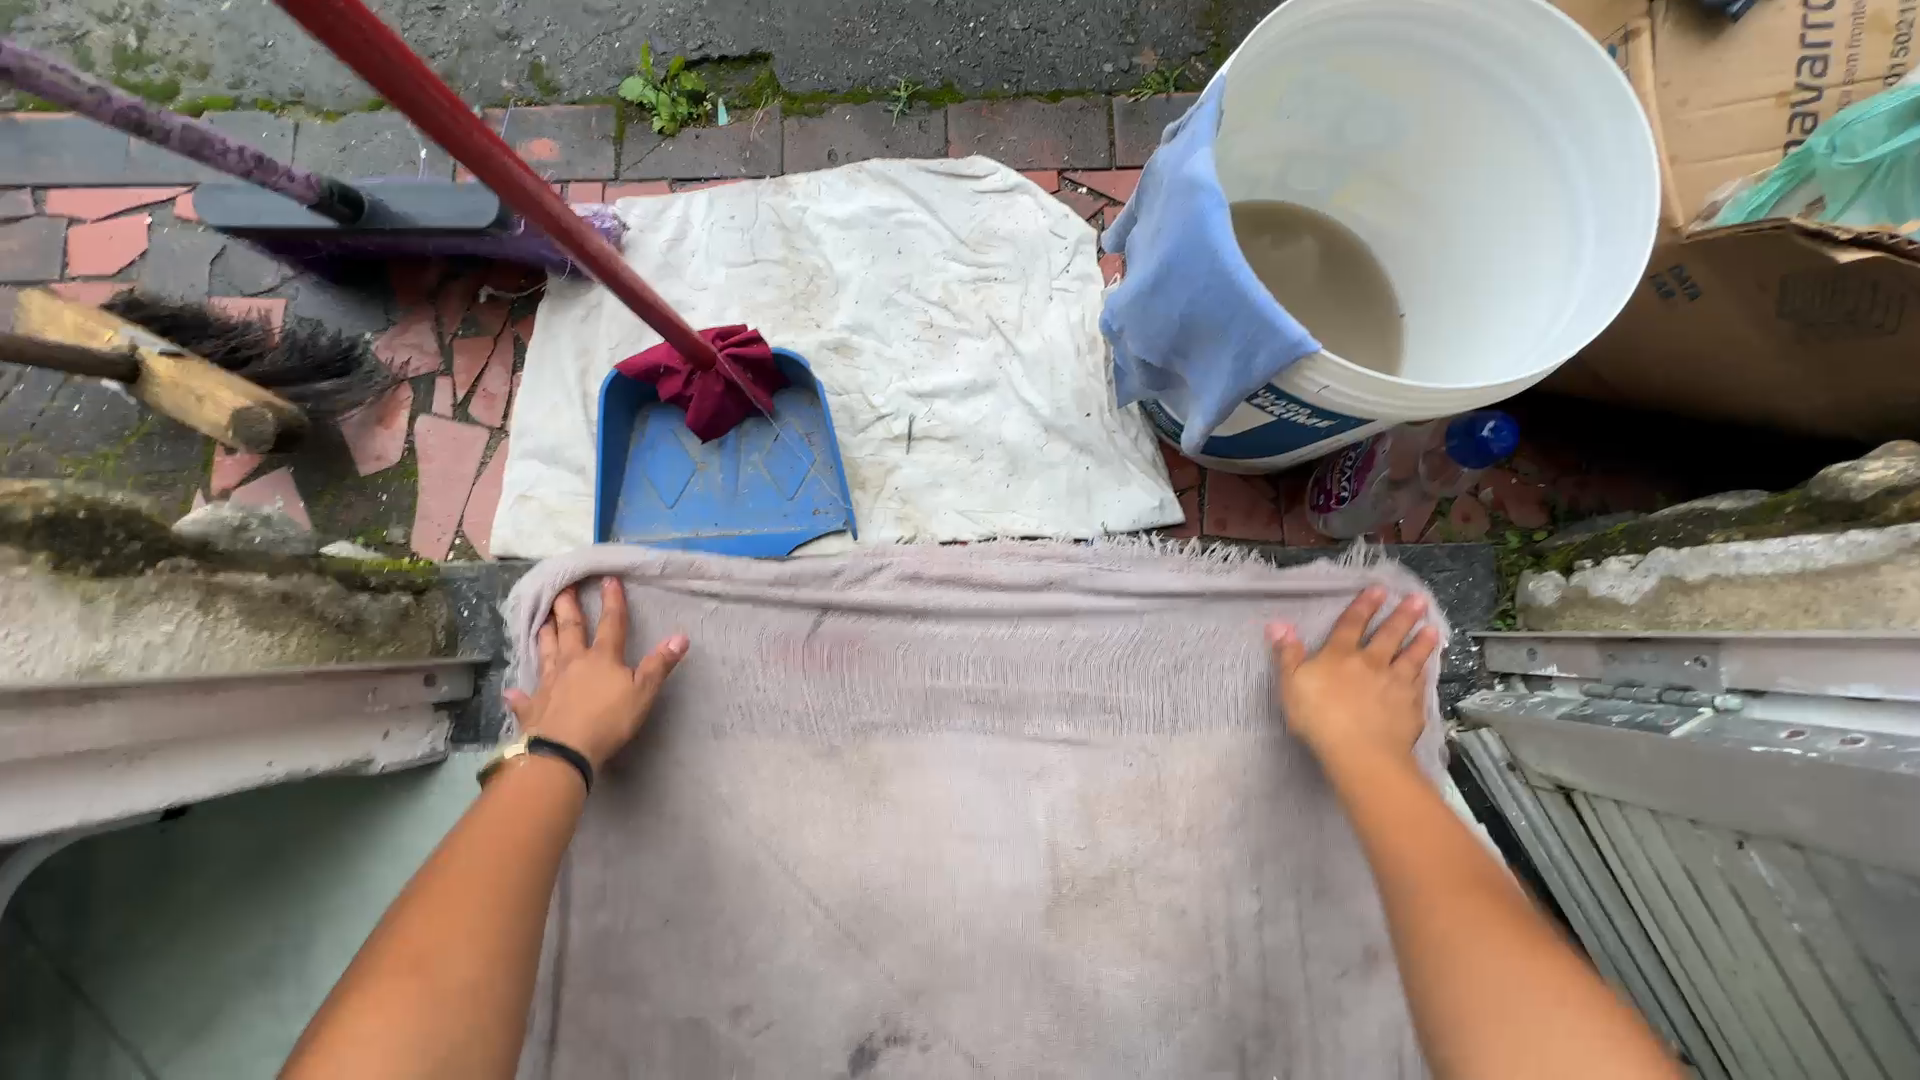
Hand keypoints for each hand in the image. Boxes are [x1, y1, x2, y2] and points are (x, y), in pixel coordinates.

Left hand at [504, 578, 688, 769]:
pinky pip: (524, 698)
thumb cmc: (609, 719)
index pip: (611, 623)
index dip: (612, 601)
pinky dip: (518, 694)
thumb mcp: (643, 692)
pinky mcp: (533, 707)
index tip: (608, 579)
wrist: (564, 750)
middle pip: (571, 630)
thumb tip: (680, 637)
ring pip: (546, 652)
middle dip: (567, 607)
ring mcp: (549, 684)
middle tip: (561, 588)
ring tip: (541, 620)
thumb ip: (660, 664)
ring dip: (544, 634)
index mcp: (602, 657)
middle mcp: (573, 663)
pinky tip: (511, 691)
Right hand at [1268, 587, 1440, 769]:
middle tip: (1417, 599)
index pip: (1352, 625)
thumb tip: (1278, 624)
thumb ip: (1288, 654)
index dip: (1364, 606)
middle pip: (1388, 635)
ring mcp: (1395, 683)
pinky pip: (1421, 682)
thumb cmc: (1318, 718)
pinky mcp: (1412, 705)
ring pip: (1411, 656)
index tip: (1379, 590)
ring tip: (1432, 627)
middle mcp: (1371, 663)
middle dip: (1402, 615)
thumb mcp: (1291, 684)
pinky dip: (1427, 671)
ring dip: (1421, 641)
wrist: (1360, 751)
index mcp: (1339, 656)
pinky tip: (1432, 666)